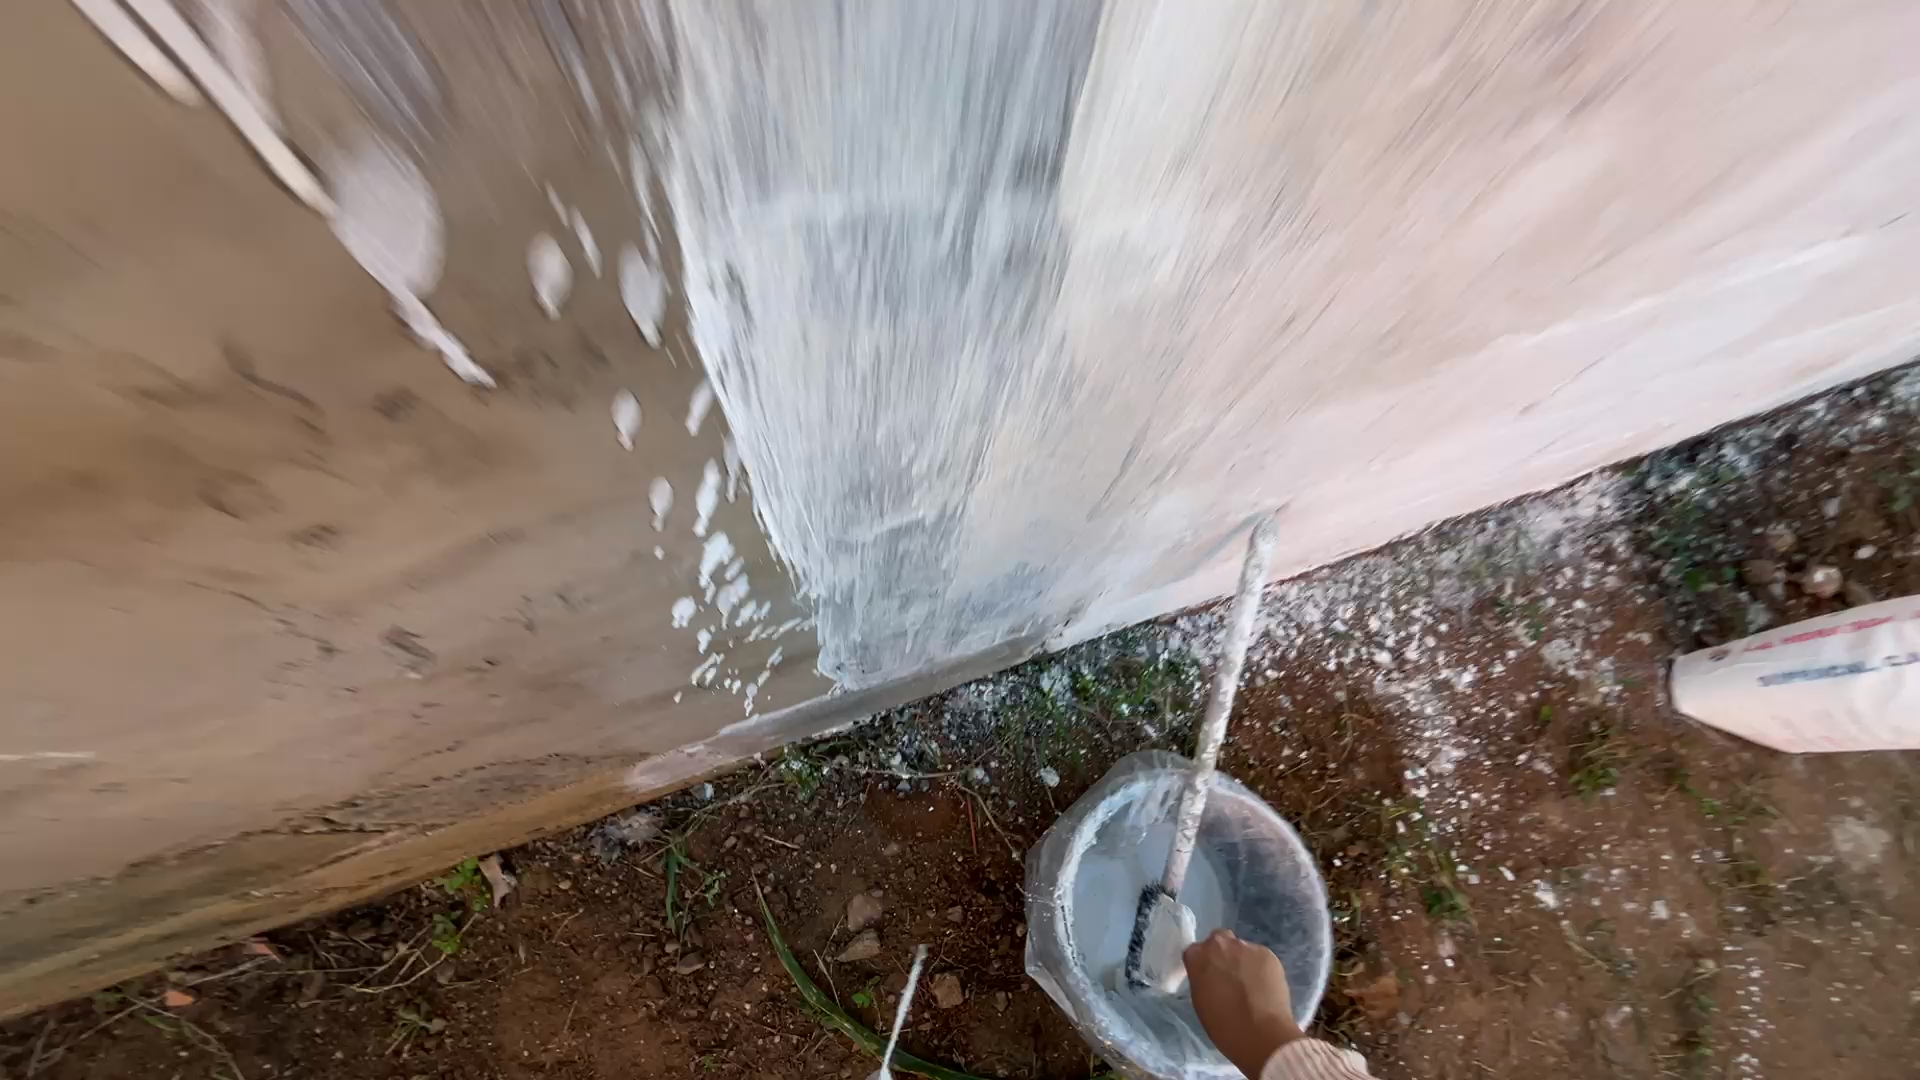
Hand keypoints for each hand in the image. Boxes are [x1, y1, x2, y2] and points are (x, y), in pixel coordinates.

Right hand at [1184, 928, 1303, 1077]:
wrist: (1262, 1036)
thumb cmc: (1225, 1027)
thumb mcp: (1200, 1001)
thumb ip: (1201, 979)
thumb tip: (1210, 976)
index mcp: (1196, 955)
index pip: (1196, 952)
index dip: (1204, 965)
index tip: (1210, 978)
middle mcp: (1218, 943)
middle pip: (1219, 941)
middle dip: (1223, 954)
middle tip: (1231, 977)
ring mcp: (1244, 946)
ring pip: (1241, 949)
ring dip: (1243, 961)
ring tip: (1252, 985)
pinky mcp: (1267, 953)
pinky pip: (1260, 957)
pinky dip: (1261, 968)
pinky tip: (1266, 988)